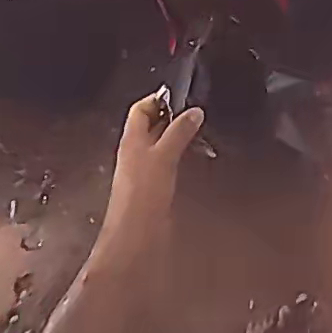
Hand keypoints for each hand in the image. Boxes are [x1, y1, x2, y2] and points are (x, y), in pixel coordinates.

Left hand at [104, 94, 203, 235]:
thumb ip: (178, 132)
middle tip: (195, 110)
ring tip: (200, 130)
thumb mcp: (163, 156)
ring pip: (161, 145)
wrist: (136, 238)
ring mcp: (144, 172)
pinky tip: (195, 158)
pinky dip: (181, 156)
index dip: (157, 99)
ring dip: (177, 136)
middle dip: (171, 116)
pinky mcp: (155, 188)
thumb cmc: (143, 193)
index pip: (140, 110)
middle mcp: (135, 153)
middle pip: (151, 126)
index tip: (181, 94)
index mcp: (131, 140)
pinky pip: (168, 163)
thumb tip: (194, 111)